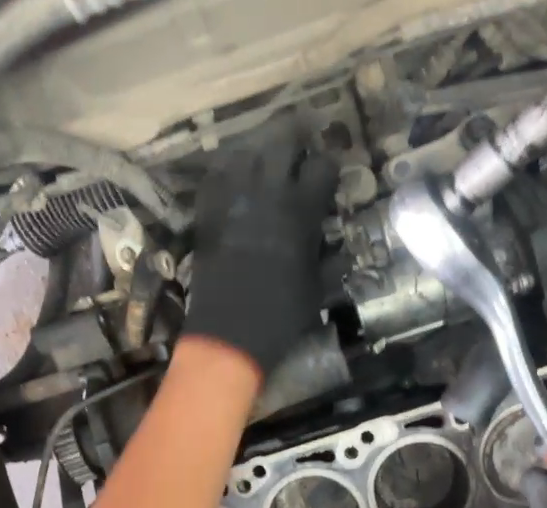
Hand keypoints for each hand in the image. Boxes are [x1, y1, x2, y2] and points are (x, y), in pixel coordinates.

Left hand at [182, 126, 338, 376]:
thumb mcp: (318, 289)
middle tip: (302, 136)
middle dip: (296, 134)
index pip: (322, 167)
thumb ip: (329, 260)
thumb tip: (339, 248)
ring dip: (260, 146)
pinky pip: (217, 174)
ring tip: (269, 152)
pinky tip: (236, 173)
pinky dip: (229, 167)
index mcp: (301, 211)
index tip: (331, 168)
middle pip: (282, 140)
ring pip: (246, 150)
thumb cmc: (281, 316)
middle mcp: (268, 193)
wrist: (230, 335)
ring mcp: (233, 198)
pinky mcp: (207, 211)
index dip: (329, 164)